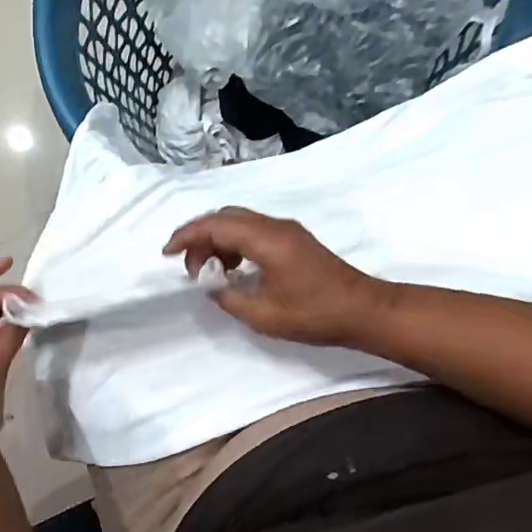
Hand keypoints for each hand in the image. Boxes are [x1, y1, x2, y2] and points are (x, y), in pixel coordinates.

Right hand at [163, 207, 394, 344]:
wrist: (365, 311)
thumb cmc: (315, 315)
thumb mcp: (262, 315)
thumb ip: (228, 297)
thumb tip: (210, 285)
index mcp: (267, 241)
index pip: (216, 226)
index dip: (186, 237)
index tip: (166, 254)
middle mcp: (275, 227)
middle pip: (224, 216)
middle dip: (198, 236)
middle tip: (186, 266)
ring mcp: (286, 230)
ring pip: (237, 221)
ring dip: (215, 240)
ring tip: (207, 271)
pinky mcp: (292, 239)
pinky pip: (251, 230)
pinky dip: (231, 243)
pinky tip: (231, 269)